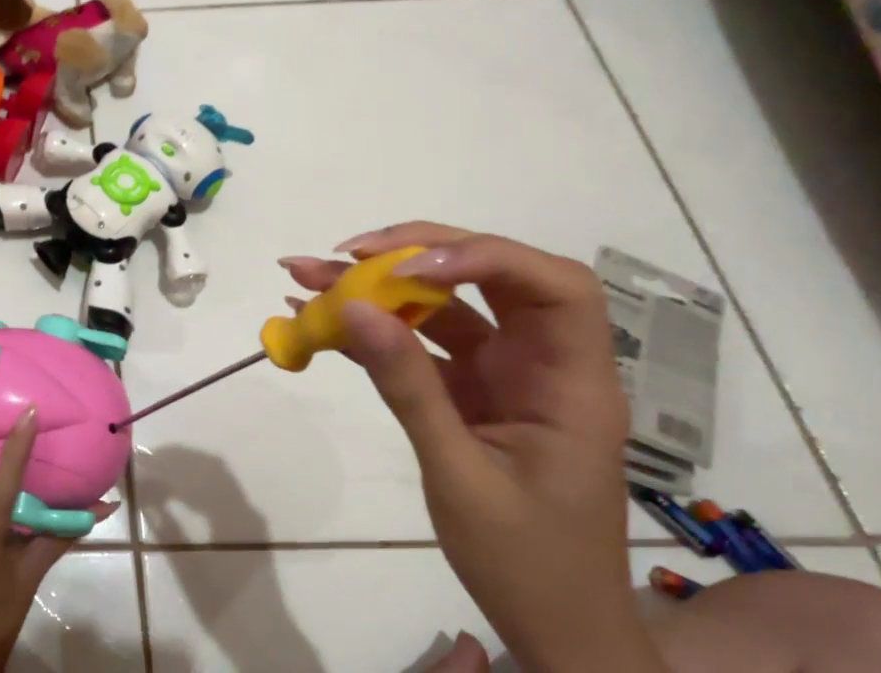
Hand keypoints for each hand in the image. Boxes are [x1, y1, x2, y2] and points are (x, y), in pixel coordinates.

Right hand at [281, 222, 666, 672]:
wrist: (554, 628)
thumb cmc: (526, 563)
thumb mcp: (459, 474)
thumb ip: (408, 387)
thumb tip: (353, 308)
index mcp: (573, 383)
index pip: (554, 286)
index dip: (483, 258)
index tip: (405, 269)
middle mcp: (543, 362)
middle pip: (493, 276)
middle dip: (418, 254)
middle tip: (346, 253)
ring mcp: (505, 374)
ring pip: (447, 305)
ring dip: (381, 286)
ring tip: (307, 272)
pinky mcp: (472, 390)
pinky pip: (422, 343)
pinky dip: (374, 328)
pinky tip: (319, 317)